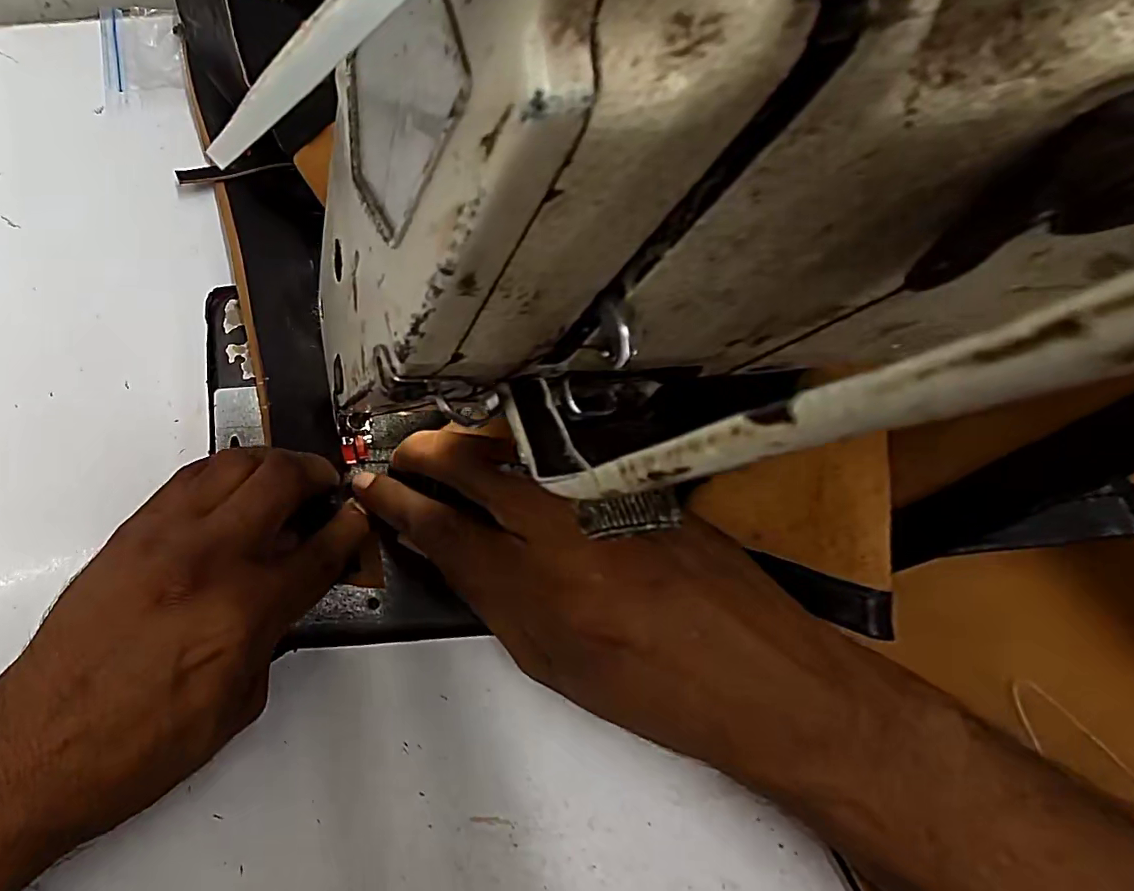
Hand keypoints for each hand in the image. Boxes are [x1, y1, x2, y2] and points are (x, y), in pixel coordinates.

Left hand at [0, 448, 368, 872]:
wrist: (44, 738)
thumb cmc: (130, 743)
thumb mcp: (232, 705)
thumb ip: (269, 638)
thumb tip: (284, 599)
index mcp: (242, 612)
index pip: (315, 552)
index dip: (345, 531)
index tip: (353, 519)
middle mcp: (206, 559)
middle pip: (280, 482)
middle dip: (315, 474)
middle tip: (326, 484)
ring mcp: (164, 535)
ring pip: (234, 462)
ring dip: (270, 460)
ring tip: (285, 472)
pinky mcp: (132, 530)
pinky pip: (189, 477)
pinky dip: (222, 469)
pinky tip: (232, 482)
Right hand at [351, 429, 856, 777]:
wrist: (766, 679)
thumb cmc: (653, 688)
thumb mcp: (545, 656)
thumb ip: (482, 592)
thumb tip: (439, 546)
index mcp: (533, 585)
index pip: (437, 523)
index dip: (392, 500)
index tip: (367, 485)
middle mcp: (562, 525)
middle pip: (463, 463)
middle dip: (417, 453)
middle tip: (399, 461)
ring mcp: (601, 492)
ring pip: (506, 445)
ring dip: (460, 446)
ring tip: (441, 459)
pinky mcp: (633, 476)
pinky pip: (551, 452)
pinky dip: (512, 453)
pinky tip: (505, 466)